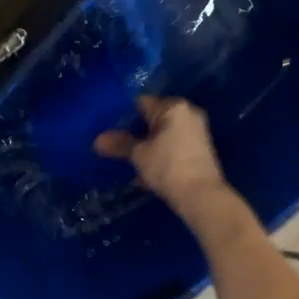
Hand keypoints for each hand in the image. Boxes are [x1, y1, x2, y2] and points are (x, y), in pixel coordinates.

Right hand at [94, 95, 229, 216]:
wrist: (201, 195)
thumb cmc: (167, 167)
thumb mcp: (139, 155)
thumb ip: (119, 144)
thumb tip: (97, 141)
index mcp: (173, 107)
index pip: (141, 103)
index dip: (123, 116)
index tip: (109, 131)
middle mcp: (188, 113)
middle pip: (154, 118)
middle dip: (136, 133)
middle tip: (117, 146)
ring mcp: (197, 131)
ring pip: (164, 134)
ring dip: (148, 146)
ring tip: (130, 161)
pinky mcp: (201, 149)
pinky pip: (173, 146)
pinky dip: (161, 154)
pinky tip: (148, 172)